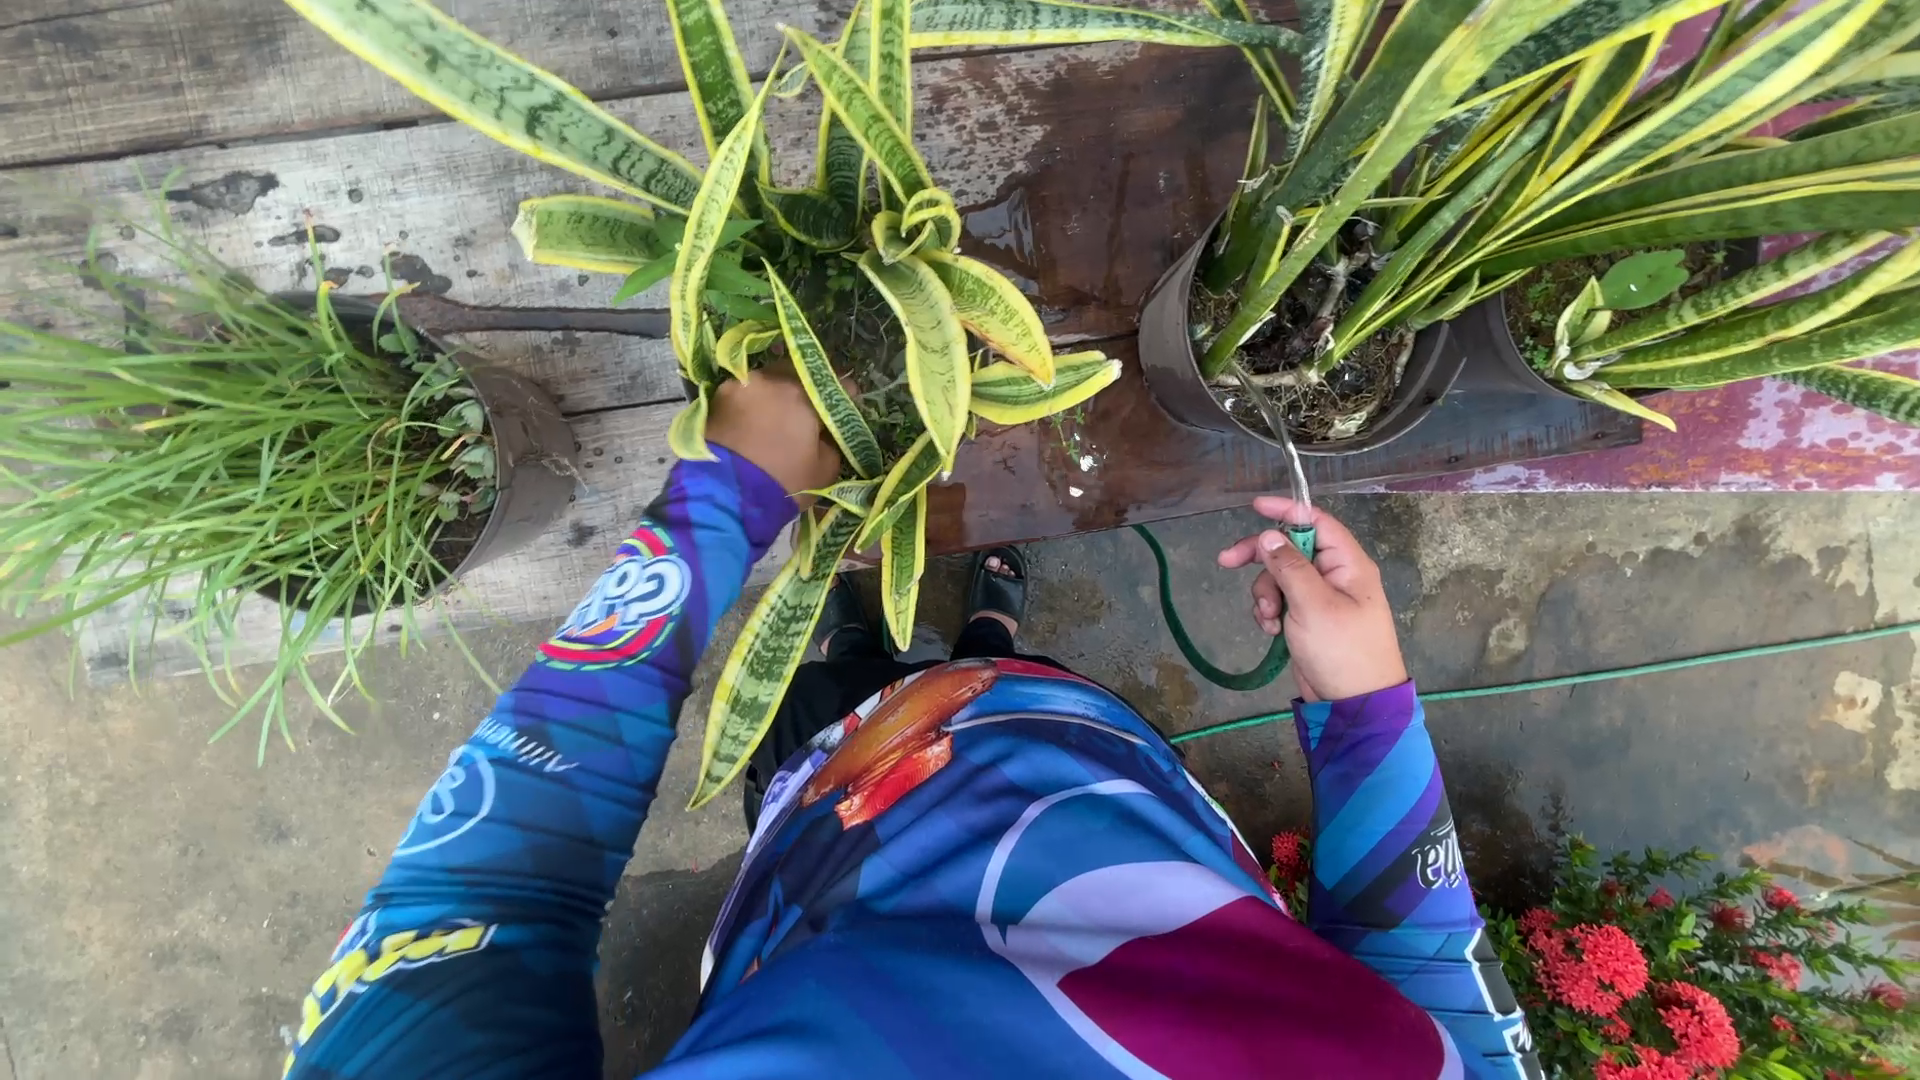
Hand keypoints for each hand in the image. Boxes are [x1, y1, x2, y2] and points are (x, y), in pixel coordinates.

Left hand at [704, 365, 841, 498]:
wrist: (720, 498)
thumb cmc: (781, 483)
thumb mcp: (824, 470)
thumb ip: (831, 443)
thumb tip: (825, 433)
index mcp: (802, 393)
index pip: (837, 382)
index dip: (846, 396)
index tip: (847, 409)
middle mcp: (769, 379)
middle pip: (798, 374)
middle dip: (808, 390)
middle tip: (811, 413)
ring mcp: (738, 386)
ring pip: (768, 382)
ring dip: (778, 396)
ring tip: (779, 419)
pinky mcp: (714, 401)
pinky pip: (745, 397)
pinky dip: (754, 407)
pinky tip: (756, 427)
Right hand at [1216, 496, 1407, 702]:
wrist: (1352, 703)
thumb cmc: (1341, 649)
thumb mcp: (1312, 604)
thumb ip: (1288, 566)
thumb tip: (1269, 535)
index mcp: (1347, 564)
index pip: (1316, 523)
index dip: (1286, 511)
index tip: (1254, 507)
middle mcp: (1334, 575)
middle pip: (1289, 549)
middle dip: (1260, 557)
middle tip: (1226, 561)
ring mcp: (1319, 597)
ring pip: (1278, 577)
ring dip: (1264, 594)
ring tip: (1268, 619)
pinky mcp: (1306, 618)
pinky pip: (1278, 600)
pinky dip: (1268, 611)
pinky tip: (1270, 630)